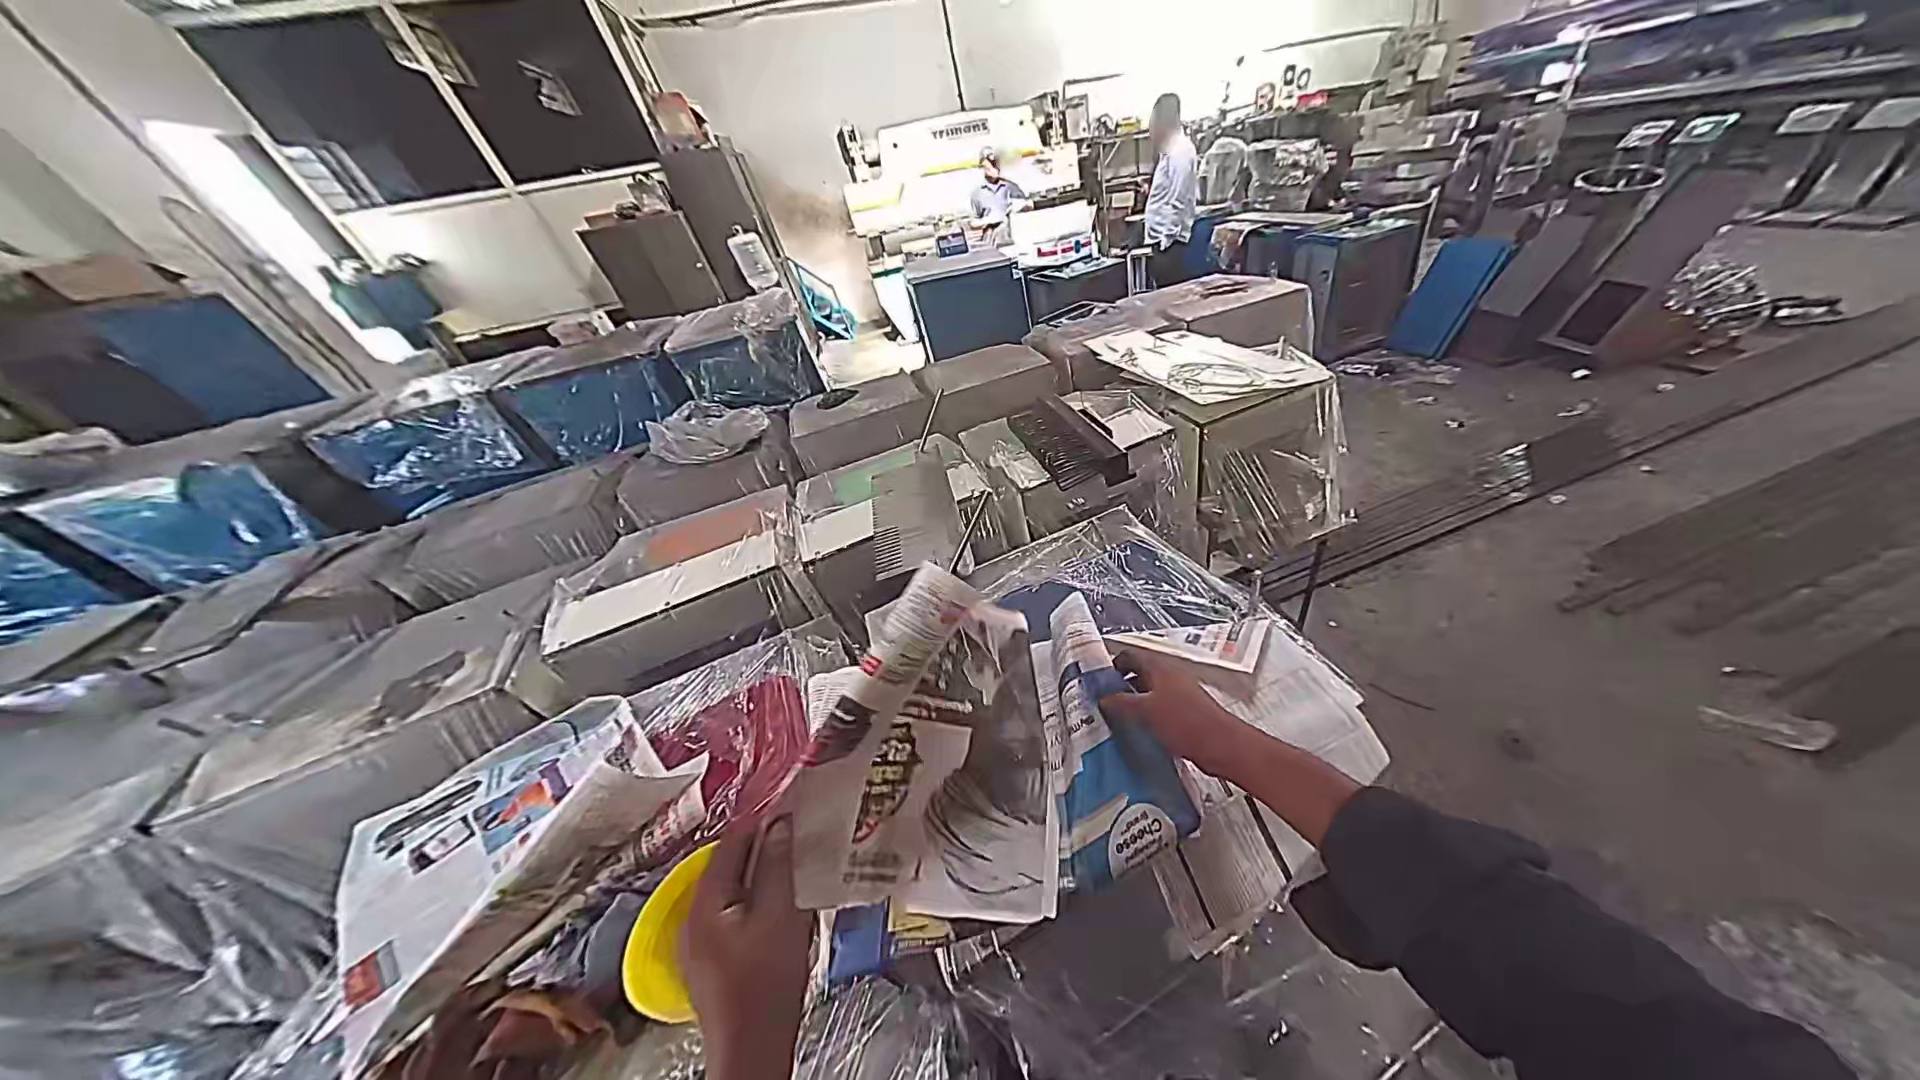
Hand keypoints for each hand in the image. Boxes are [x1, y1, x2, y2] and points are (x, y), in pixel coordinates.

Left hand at [682, 818, 811, 1079]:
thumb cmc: (768, 981)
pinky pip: (734, 914)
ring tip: (796, 865)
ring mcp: (700, 943)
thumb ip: (778, 863)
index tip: (791, 806)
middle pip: (729, 865)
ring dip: (762, 874)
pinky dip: (757, 900)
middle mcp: (693, 918)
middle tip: (799, 834)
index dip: (762, 819)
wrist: (753, 1052)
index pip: (731, 842)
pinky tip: (782, 905)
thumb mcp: (782, 913)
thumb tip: (780, 821)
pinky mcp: (713, 962)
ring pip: (733, 890)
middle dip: (763, 847)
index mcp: (705, 902)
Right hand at [1099, 648, 1253, 776]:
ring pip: (1149, 691)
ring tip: (1119, 716)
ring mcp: (1180, 694)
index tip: (1099, 678)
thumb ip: (1120, 703)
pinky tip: (1140, 729)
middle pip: (1139, 673)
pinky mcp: (1186, 712)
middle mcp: (1170, 676)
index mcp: (1159, 668)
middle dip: (1121, 685)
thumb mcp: (1144, 712)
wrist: (1221, 745)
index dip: (1112, 665)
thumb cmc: (1185, 722)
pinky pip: (1160, 707)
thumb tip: (1104, 698)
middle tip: (1105, 699)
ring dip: (1134, 701)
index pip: (1129, 656)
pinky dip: (1147, 714)